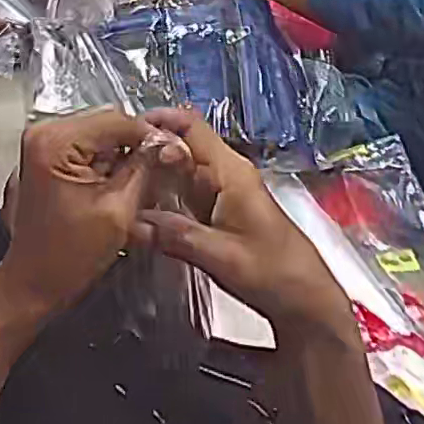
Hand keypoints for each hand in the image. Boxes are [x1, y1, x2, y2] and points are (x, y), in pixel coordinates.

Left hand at [0, 109, 156, 317]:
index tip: (174, 153)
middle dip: (135, 143)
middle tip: (161, 166)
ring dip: (122, 152)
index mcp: (55, 141)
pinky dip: (106, 159)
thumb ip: (144, 169)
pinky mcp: (46, 154)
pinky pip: (87, 144)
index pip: (116, 120)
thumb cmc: (69, 256)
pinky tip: (117, 182)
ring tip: (140, 178)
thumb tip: (168, 144)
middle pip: (107, 121)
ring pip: (100, 132)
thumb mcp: (118, 210)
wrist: (33, 283)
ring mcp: (42, 141)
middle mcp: (43, 132)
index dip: (150, 135)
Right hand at [131, 109, 354, 342]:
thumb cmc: (274, 273)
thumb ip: (176, 236)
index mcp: (230, 171)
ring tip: (121, 179)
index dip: (159, 120)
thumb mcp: (222, 256)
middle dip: (149, 146)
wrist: (306, 303)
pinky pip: (185, 188)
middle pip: (182, 143)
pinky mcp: (219, 209)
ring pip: (181, 166)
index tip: (127, 131)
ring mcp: (222, 190)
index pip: (192, 126)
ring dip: (154, 169)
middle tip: (116, 161)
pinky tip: (142, 203)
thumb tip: (131, 221)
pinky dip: (163, 190)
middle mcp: (226, 173)